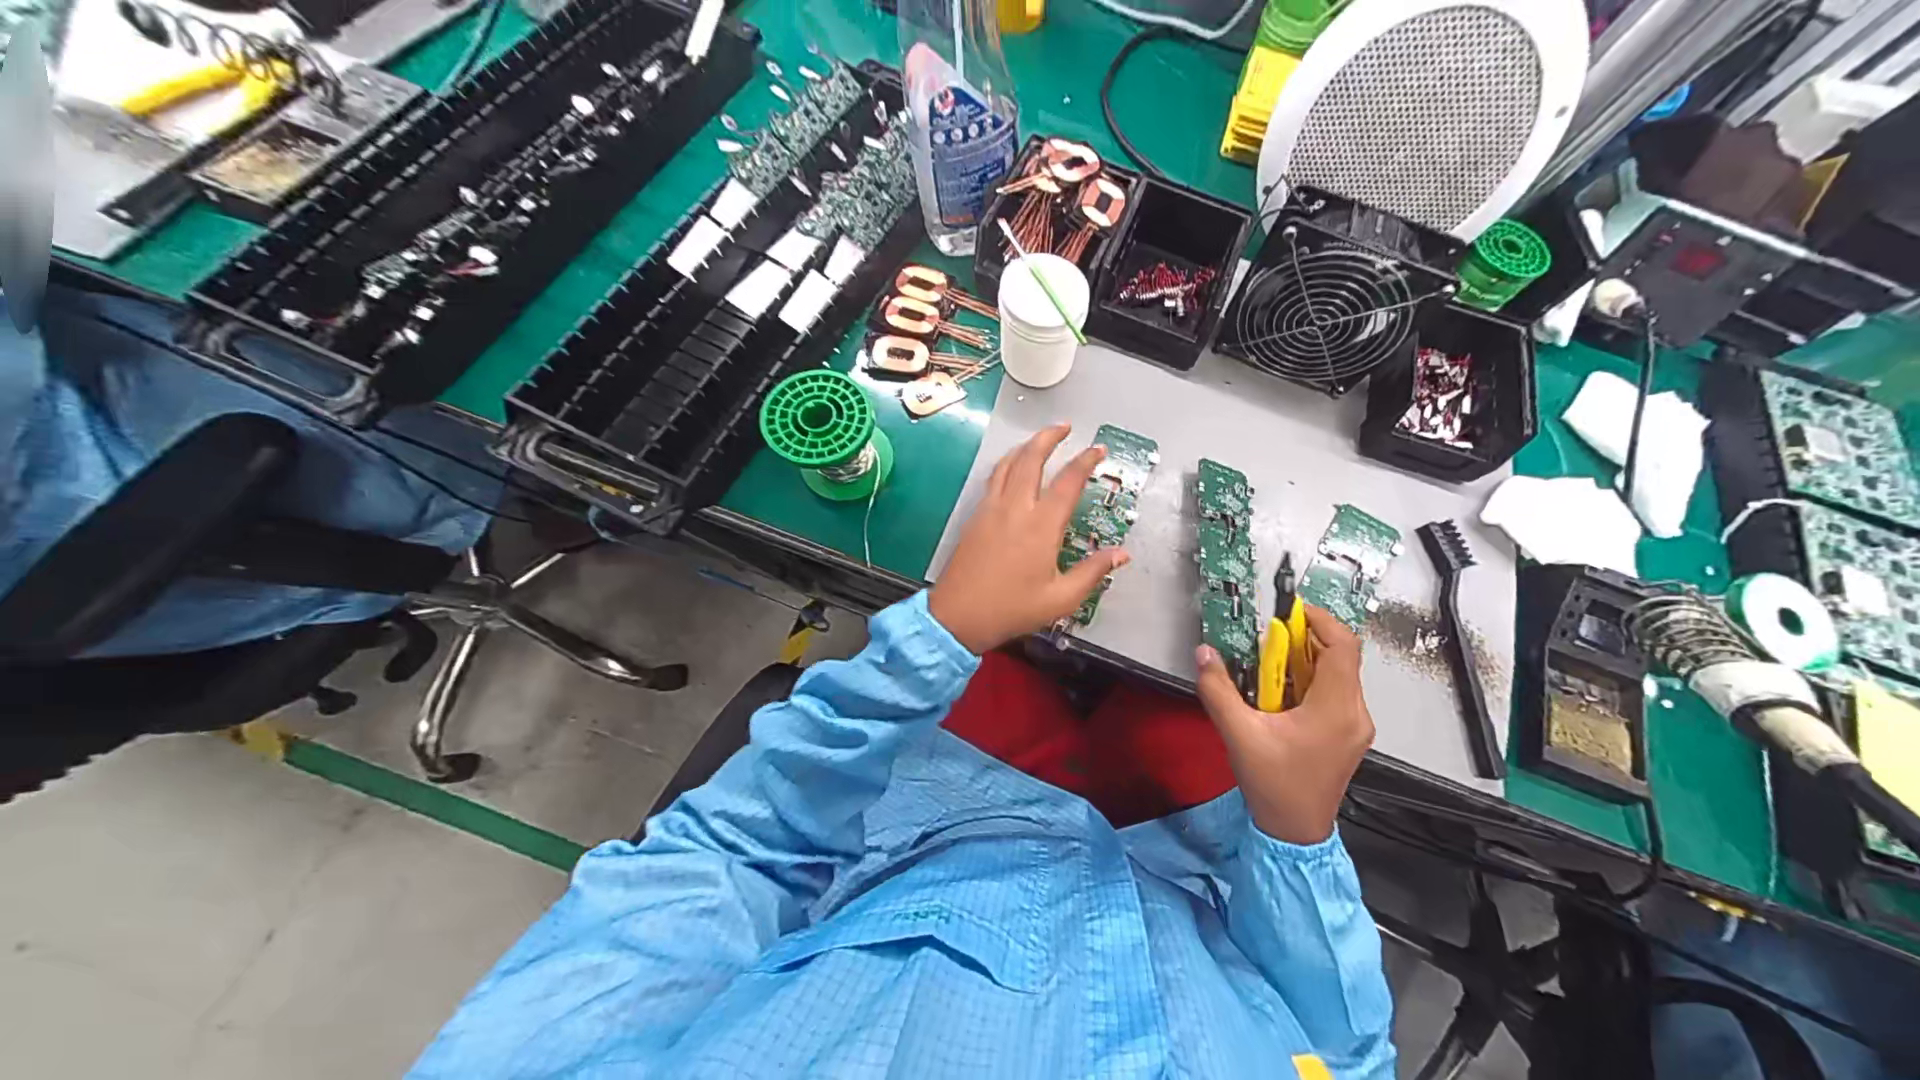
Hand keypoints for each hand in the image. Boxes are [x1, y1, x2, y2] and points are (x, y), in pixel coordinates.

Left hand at [929, 423, 1130, 653]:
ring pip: (1008, 465)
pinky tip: (1011, 468)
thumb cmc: (1011, 609)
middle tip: (1064, 427)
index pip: (1068, 482)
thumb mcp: (1060, 598)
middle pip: (1032, 459)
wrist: (958, 616)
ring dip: (1026, 447)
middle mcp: (1015, 509)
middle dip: (1049, 437)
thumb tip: (1121, 554)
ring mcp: (991, 510)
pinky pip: (993, 479)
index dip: (1085, 462)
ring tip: (1039, 440)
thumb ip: (1092, 572)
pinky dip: (1007, 464)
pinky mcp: (975, 517)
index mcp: (1041, 526)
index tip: (1097, 450)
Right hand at [1195, 606, 1372, 844]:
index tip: (1290, 609)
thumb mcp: (1238, 734)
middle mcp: (1355, 713)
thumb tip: (1204, 653)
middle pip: (1342, 657)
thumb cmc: (1273, 784)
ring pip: (1339, 674)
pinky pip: (1335, 691)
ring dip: (1307, 658)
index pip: (1343, 647)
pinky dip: (1310, 678)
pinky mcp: (1348, 733)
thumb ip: (1218, 690)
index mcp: (1337, 709)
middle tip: (1270, 634)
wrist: (1295, 831)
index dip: (1320, 620)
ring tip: (1271, 658)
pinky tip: (1281, 688)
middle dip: (1306, 638)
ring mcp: (1355, 725)